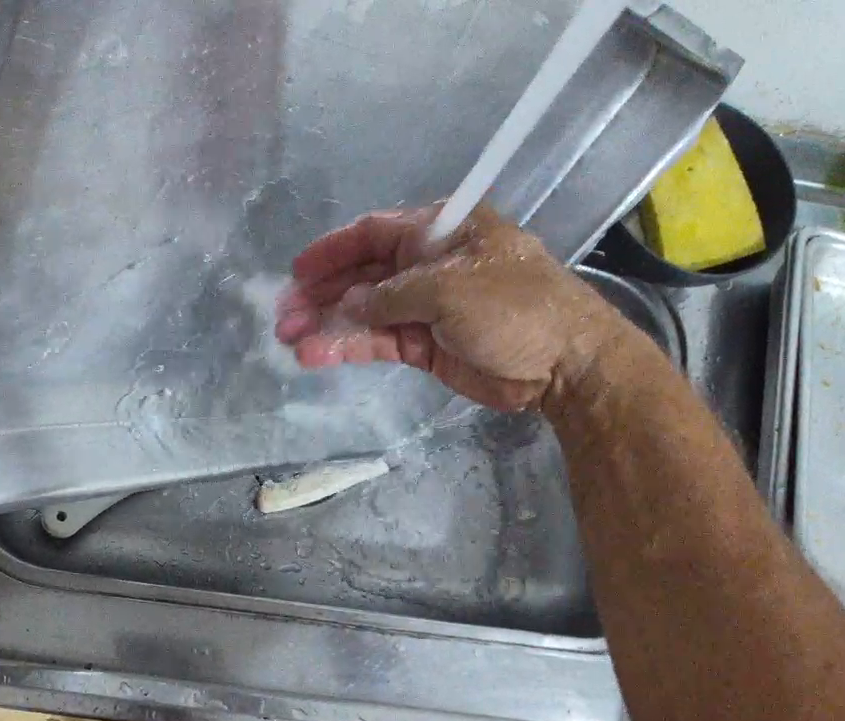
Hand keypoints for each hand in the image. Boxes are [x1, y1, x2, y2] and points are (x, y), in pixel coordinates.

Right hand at [275, 204, 633, 411]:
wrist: (561, 363)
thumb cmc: (514, 307)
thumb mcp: (450, 288)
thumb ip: (391, 295)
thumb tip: (347, 305)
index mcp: (438, 233)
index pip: (373, 233)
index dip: (332, 251)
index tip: (296, 272)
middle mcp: (425, 266)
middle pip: (360, 276)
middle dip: (321, 295)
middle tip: (283, 317)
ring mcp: (422, 308)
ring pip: (363, 313)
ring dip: (327, 325)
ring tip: (290, 341)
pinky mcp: (423, 346)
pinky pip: (377, 342)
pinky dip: (348, 347)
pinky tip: (318, 355)